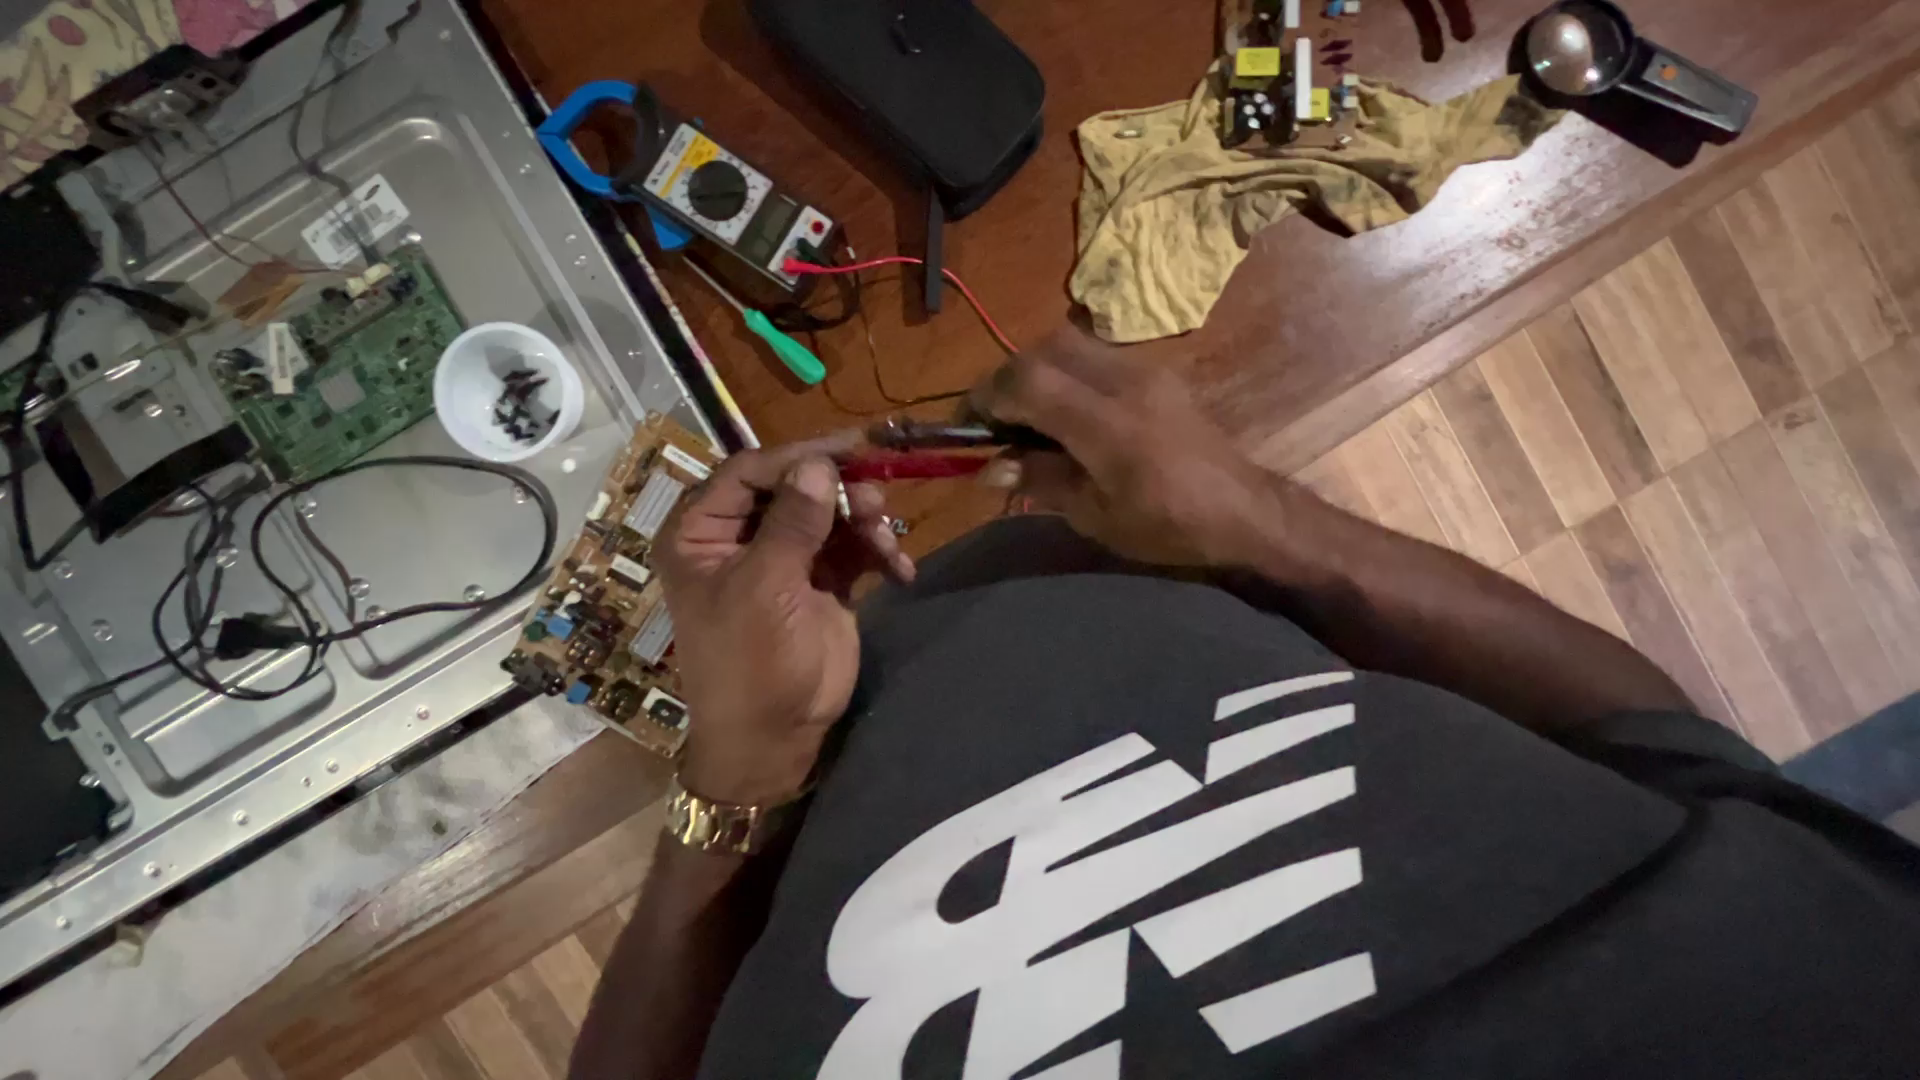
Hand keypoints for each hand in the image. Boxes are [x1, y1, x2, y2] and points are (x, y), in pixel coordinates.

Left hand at [656, 435, 913, 805]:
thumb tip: (818, 464)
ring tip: (887, 544)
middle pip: (795, 487)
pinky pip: (853, 546)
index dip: (798, 457)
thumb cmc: (750, 662)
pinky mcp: (822, 580)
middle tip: (877, 501)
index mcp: (703, 532)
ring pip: (830, 512)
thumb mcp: (765, 588)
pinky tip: (900, 571)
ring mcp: (784, 557)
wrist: (774, 736)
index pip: (749, 472)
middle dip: (841, 492)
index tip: (849, 449)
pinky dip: (879, 552)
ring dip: (866, 521)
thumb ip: (792, 522)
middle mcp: (740, 536)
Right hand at [971, 332, 1285, 567]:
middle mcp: (1124, 382)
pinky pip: (1094, 354)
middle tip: (996, 421)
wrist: (1243, 509)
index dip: (987, 398)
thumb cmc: (1168, 526)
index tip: (970, 427)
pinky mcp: (1155, 371)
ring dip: (1036, 371)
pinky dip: (1065, 373)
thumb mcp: (1096, 516)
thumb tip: (990, 469)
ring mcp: (1143, 369)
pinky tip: (1067, 412)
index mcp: (1107, 425)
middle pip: (1043, 350)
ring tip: (1029, 416)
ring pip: (1068, 343)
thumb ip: (1041, 481)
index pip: (1028, 381)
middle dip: (1007, 379)